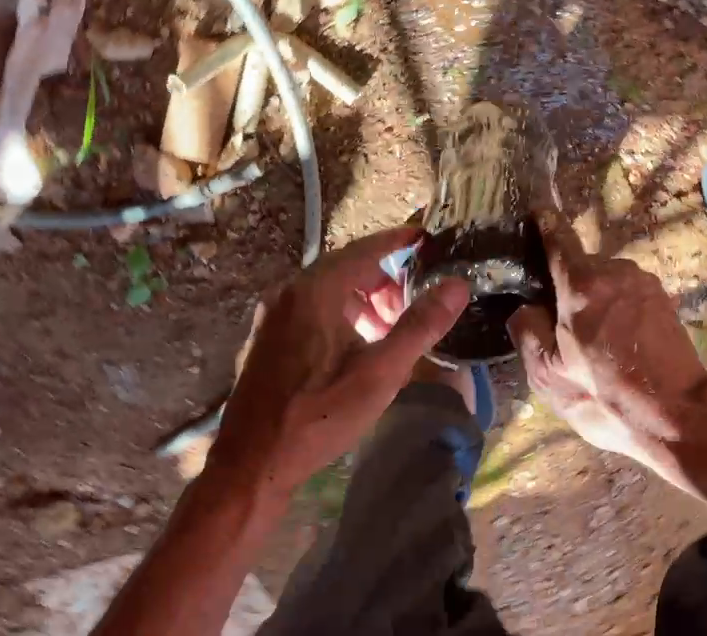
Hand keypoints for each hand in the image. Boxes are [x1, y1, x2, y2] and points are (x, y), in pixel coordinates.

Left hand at [207, 227, 467, 502]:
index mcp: (316, 290)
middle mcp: (290, 291)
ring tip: (393, 328)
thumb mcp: (381, 373)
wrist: (249, 467)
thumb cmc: (318, 416)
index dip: (401, 241)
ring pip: (331, 288)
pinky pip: (313, 307)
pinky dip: (343, 312)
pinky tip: (359, 345)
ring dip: (366, 298)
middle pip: (349, 266)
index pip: (367, 249)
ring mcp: (274, 314)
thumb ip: (421, 326)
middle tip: (419, 298)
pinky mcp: (268, 337)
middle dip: (387, 277)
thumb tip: (457, 285)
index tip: (430, 239)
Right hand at [507, 220, 706, 487]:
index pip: (559, 239)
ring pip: (606, 280)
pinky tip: (616, 341)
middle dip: (567, 285)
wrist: (677, 414)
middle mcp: (615, 271)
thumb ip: (527, 332)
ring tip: (591, 340)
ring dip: (595, 299)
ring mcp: (644, 282)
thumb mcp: (549, 376)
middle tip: (558, 321)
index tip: (537, 213)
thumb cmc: (605, 396)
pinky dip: (617, 308)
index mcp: (581, 284)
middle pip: (581, 266)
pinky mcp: (664, 298)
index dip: (545, 224)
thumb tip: (523, 308)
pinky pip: (628, 293)